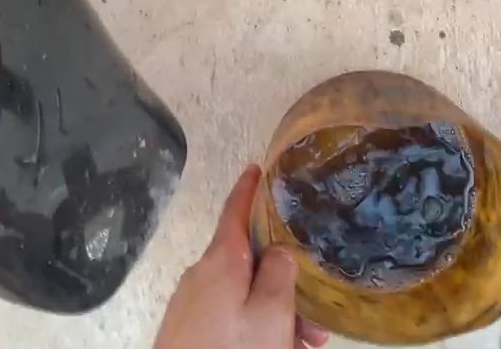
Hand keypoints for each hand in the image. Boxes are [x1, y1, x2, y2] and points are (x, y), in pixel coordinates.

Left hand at [154, 166, 330, 348]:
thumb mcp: (269, 315)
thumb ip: (278, 274)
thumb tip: (278, 249)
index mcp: (220, 260)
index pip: (235, 209)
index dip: (249, 188)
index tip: (258, 168)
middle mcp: (201, 277)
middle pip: (246, 262)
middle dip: (282, 281)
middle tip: (314, 319)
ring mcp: (190, 309)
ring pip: (241, 298)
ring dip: (273, 316)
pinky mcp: (186, 337)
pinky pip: (227, 321)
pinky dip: (252, 331)